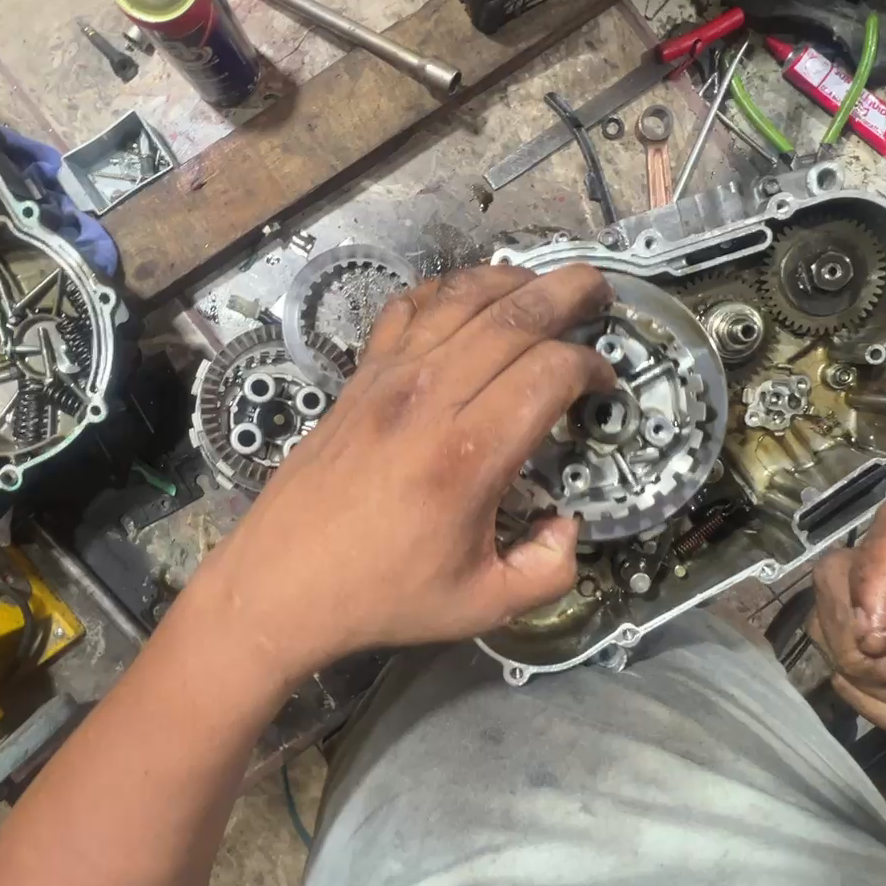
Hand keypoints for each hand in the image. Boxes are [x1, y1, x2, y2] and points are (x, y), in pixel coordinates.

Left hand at [181, 265, 615, 683]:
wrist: (281, 582)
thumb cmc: (382, 595)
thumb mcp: (482, 606)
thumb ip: (547, 570)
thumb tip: (568, 526)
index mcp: (469, 454)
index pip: (548, 372)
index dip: (590, 366)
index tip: (604, 384)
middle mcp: (431, 398)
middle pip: (513, 316)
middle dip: (568, 293)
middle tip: (600, 293)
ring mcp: (389, 379)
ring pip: (460, 299)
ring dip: (510, 279)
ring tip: (544, 281)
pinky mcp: (360, 377)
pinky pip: (406, 310)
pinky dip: (444, 291)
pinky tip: (465, 297)